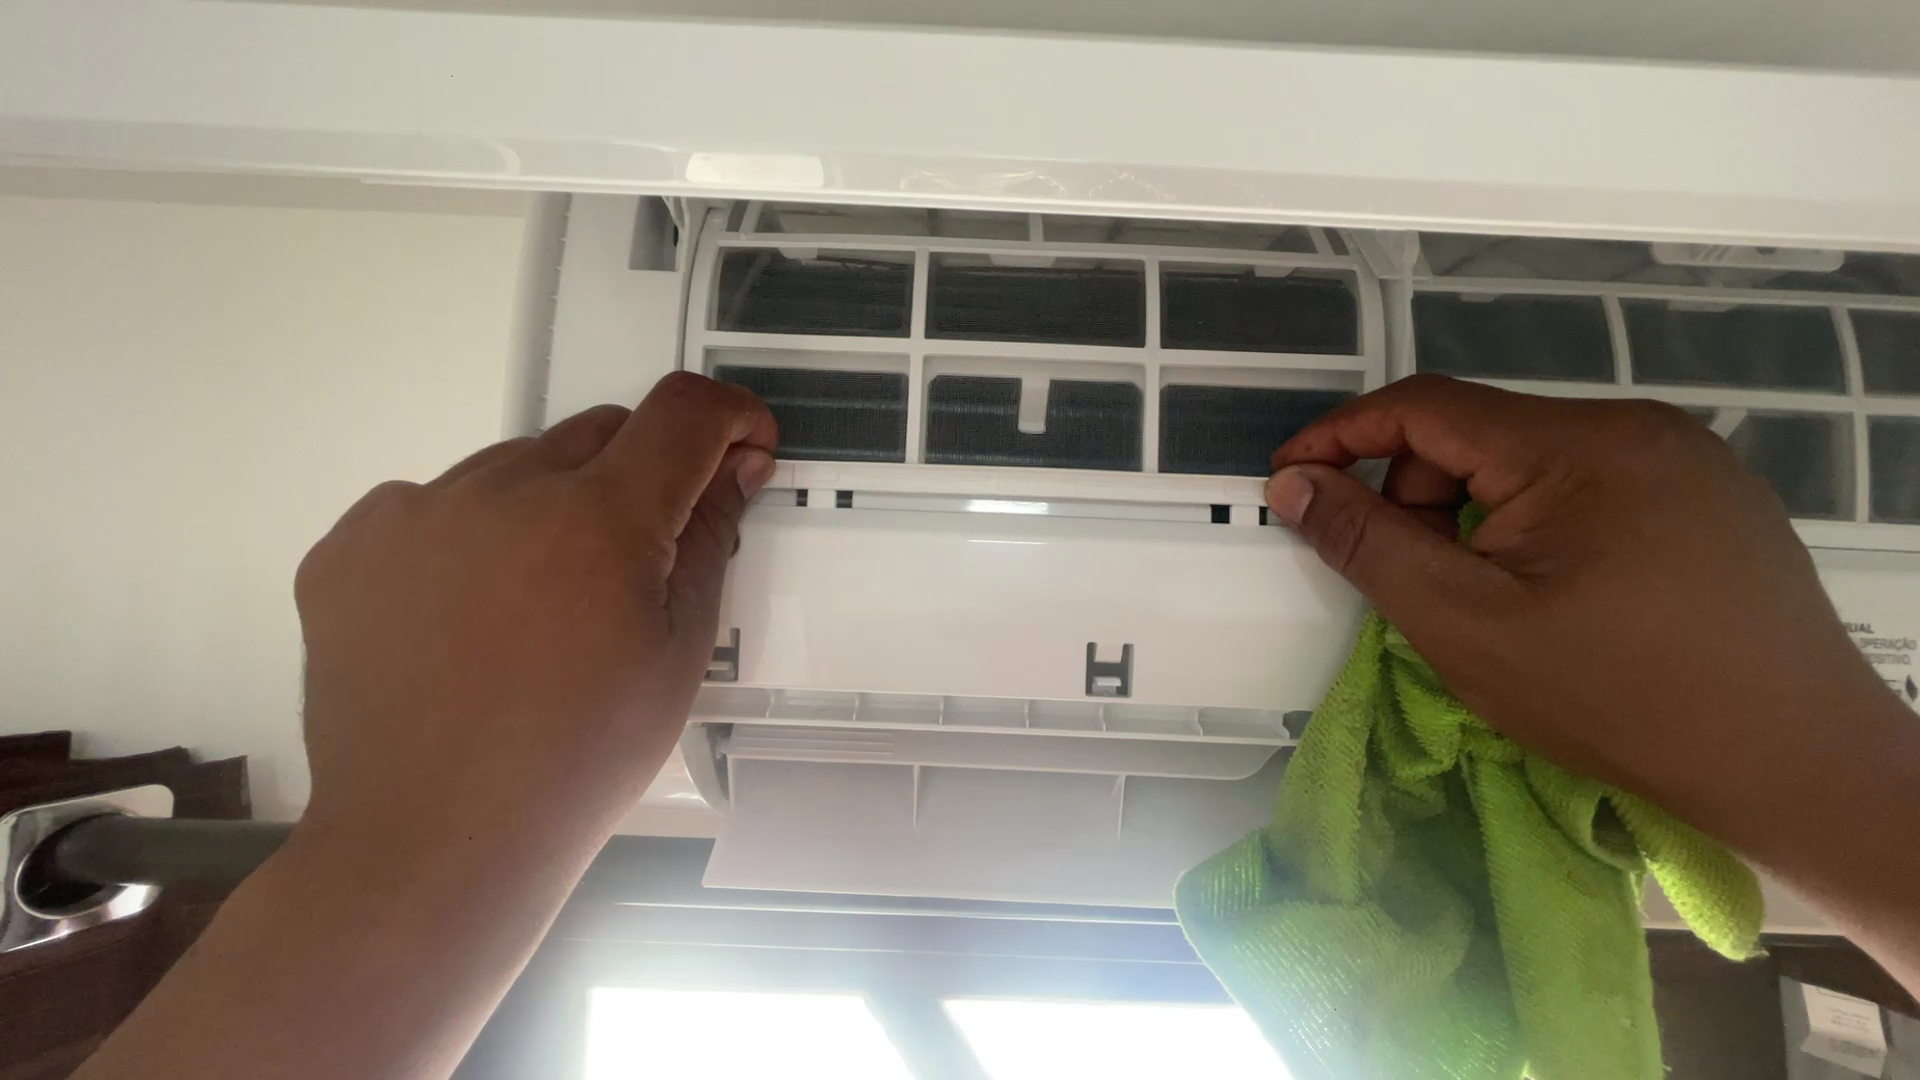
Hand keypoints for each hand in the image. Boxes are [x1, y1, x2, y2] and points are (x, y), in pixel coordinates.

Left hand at [292, 372, 775, 845]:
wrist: (436, 841)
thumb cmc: (586, 753)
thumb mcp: (681, 648)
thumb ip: (710, 539)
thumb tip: (736, 467)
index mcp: (597, 520)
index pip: (683, 412)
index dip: (731, 414)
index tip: (746, 447)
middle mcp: (501, 490)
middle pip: (604, 429)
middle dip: (649, 470)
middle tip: (647, 554)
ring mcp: (413, 513)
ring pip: (522, 463)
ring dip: (562, 501)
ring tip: (552, 595)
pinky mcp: (350, 546)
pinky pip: (442, 500)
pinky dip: (482, 530)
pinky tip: (479, 607)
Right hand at [1263, 375, 1899, 825]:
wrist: (1797, 772)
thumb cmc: (1613, 696)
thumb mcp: (1459, 620)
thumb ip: (1365, 541)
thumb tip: (1293, 484)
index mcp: (1577, 447)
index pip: (1423, 406)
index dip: (1338, 435)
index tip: (1287, 477)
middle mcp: (1633, 430)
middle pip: (1470, 434)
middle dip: (1409, 494)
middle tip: (1408, 574)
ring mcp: (1676, 461)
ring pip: (1517, 461)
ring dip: (1463, 514)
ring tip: (1478, 594)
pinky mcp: (1696, 498)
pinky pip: (1569, 485)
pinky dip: (1516, 524)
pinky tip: (1535, 587)